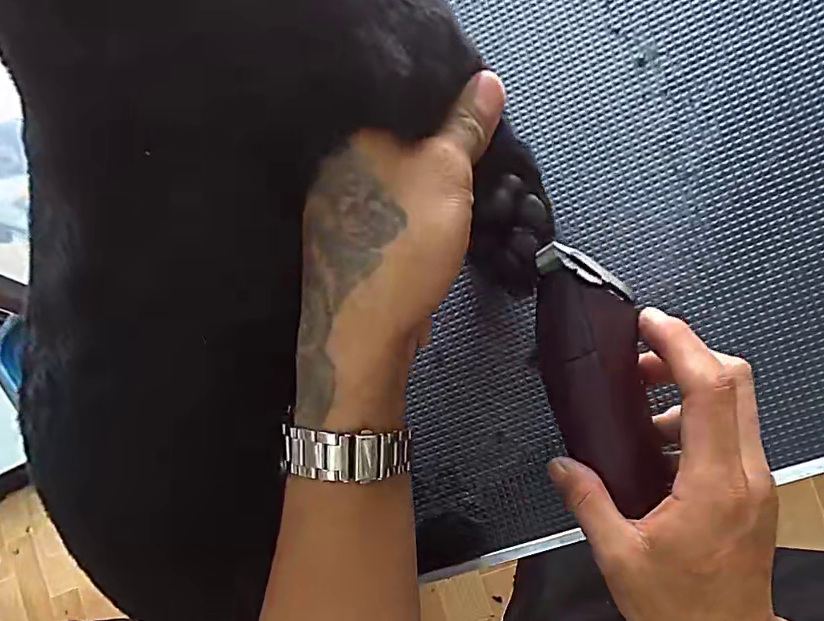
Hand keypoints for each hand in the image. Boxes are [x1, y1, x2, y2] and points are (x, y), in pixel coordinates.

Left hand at [294, 71, 505, 429]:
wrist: (367, 334)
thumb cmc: (403, 250)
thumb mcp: (448, 176)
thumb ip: (466, 128)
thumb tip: (488, 84)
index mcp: (353, 138)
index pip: (407, 107)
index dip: (450, 122)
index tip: (481, 143)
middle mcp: (336, 173)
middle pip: (402, 154)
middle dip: (441, 170)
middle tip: (474, 188)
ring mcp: (338, 219)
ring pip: (399, 198)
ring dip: (430, 209)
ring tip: (455, 224)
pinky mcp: (349, 256)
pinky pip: (392, 233)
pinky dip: (414, 239)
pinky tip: (431, 254)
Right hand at [548, 309, 813, 620]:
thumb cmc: (679, 610)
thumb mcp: (620, 558)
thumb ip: (589, 502)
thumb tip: (562, 466)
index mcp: (713, 481)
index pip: (710, 387)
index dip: (681, 344)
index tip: (648, 325)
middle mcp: (745, 471)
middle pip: (735, 381)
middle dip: (688, 358)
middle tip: (639, 368)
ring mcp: (756, 481)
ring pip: (737, 407)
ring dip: (692, 395)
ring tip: (643, 419)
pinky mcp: (755, 494)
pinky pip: (732, 437)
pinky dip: (699, 425)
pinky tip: (661, 455)